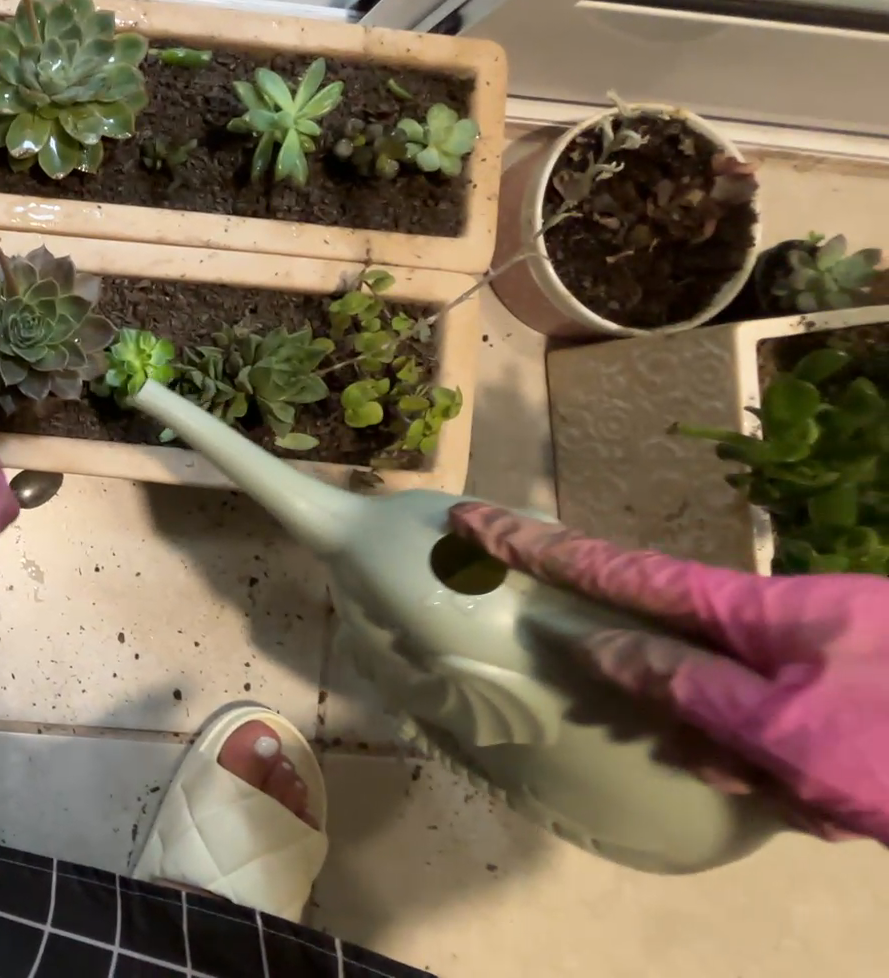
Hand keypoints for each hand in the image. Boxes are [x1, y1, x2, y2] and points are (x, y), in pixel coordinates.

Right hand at [449, 502, 888, 844]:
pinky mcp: (856, 700)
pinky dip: (785, 764)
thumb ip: (682, 686)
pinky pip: (779, 723)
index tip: (468, 517)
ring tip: (788, 791)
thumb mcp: (792, 732)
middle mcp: (782, 625)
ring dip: (733, 744)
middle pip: (668, 640)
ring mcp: (823, 659)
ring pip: (725, 692)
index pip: (614, 569)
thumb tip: (594, 646)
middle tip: (697, 746)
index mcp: (758, 612)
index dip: (535, 546)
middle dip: (661, 691)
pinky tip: (824, 800)